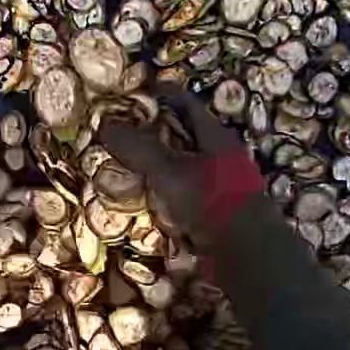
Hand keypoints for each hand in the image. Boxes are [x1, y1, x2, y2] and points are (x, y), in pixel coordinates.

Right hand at [99, 85, 264, 248]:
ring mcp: (216, 184)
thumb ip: (138, 147)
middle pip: (179, 132)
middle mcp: (217, 155)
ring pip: (177, 163)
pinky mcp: (210, 210)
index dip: (154, 94)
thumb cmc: (211, 203)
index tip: (122, 97)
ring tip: (118, 163)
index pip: (182, 101)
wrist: (246, 256)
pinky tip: (139, 196)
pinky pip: (177, 190)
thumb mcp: (170, 170)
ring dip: (151, 162)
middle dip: (147, 130)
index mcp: (214, 135)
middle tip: (113, 131)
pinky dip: (157, 189)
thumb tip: (103, 123)